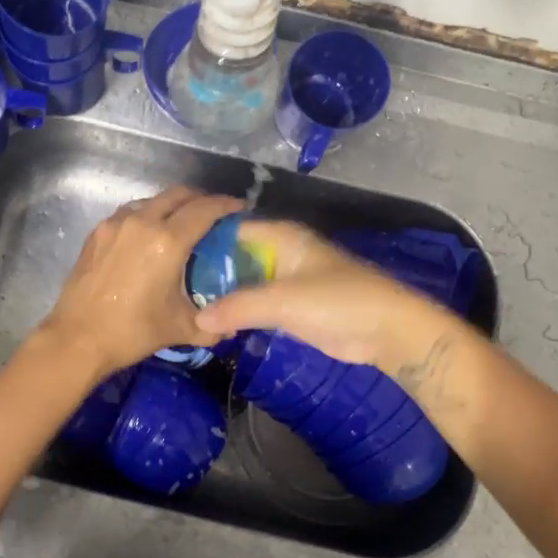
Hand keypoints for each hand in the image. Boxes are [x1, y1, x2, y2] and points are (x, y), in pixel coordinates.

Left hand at [36, 187, 246, 374]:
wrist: (78, 339)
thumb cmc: (132, 332)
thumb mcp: (180, 329)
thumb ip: (212, 324)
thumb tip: (228, 327)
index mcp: (168, 242)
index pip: (205, 210)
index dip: (226, 205)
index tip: (239, 209)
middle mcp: (142, 223)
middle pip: (178, 195)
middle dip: (200, 200)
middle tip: (214, 214)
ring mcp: (116, 224)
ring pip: (151, 200)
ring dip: (171, 206)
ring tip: (181, 224)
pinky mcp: (97, 233)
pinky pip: (129, 213)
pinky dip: (146, 215)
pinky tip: (149, 236)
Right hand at [194, 220, 448, 368]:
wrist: (387, 330)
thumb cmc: (338, 302)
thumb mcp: (282, 301)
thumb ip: (238, 307)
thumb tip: (196, 319)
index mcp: (281, 236)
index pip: (230, 227)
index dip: (201, 240)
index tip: (169, 257)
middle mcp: (281, 252)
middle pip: (234, 255)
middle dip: (207, 271)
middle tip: (170, 289)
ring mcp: (287, 280)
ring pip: (244, 282)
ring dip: (222, 295)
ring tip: (183, 307)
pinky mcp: (293, 307)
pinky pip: (256, 303)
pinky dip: (238, 311)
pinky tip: (214, 323)